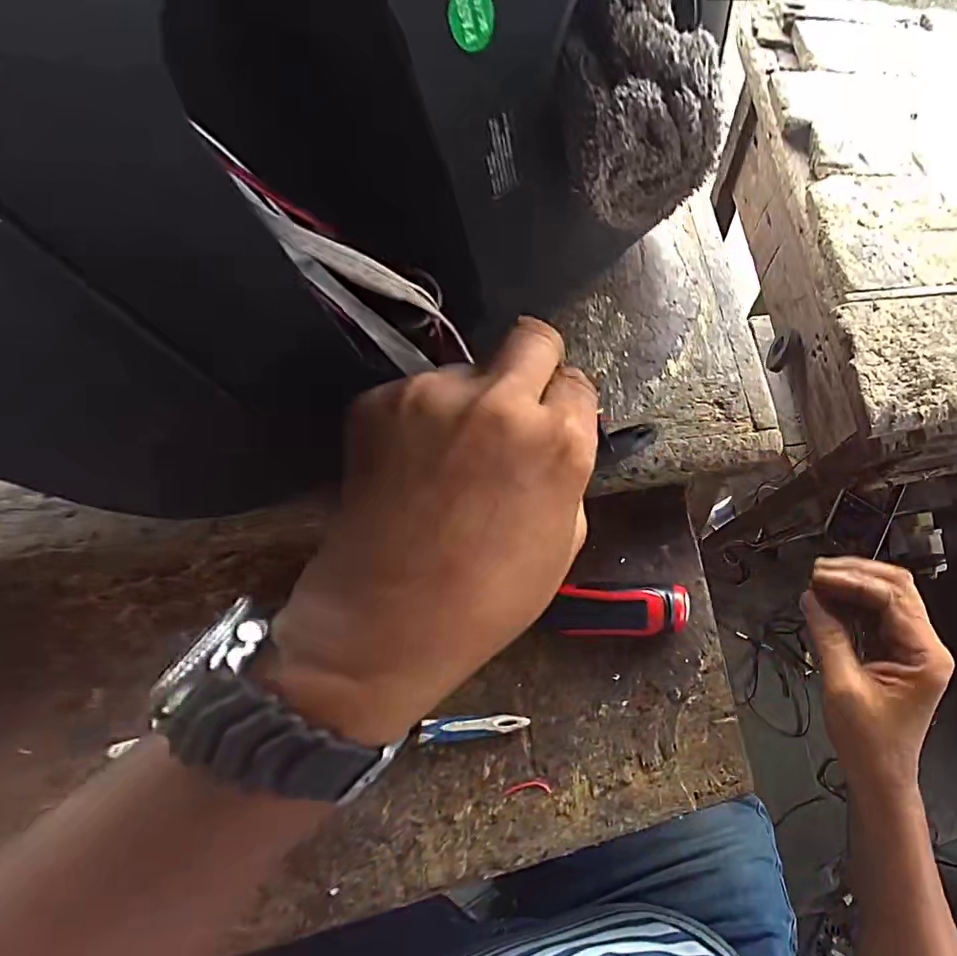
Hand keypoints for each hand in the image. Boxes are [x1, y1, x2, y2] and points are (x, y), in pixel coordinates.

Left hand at [256, 318, 597, 745]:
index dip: (569, 405)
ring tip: (457, 452)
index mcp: (561, 442)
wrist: (391, 618)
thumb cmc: (498, 593)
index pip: (579, 382)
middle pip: (533, 337)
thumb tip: (553, 439)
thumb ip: (567, 471)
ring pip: (471, 367)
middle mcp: (502, 403)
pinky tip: (419, 463)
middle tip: (521, 403)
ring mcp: (432, 395)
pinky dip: (427, 415)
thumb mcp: (568, 534)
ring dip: (475, 396)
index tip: (557, 424)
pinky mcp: (377, 401)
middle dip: (536, 363)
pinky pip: (420, 391)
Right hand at [802, 557, 954, 793]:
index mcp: (926, 655)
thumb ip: (828, 637)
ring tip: (820, 584)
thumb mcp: (843, 688)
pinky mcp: (900, 654)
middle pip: (896, 590)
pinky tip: (830, 603)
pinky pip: (879, 618)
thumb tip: (813, 601)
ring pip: (888, 600)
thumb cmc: (871, 746)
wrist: (880, 777)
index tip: (821, 577)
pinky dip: (854, 607)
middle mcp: (927, 647)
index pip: (892, 598)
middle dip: (857, 577)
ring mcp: (915, 649)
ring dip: (854, 589)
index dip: (853, 582)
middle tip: (820, 573)